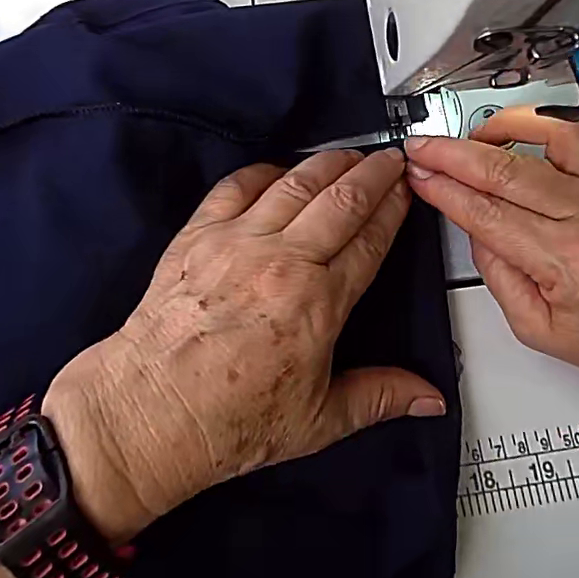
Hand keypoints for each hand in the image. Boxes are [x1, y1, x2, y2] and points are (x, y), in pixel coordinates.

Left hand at [42, 149, 446, 542]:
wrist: (151, 408)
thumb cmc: (226, 418)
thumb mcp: (318, 422)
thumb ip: (378, 398)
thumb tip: (427, 399)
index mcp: (318, 302)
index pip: (370, 240)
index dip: (393, 210)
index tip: (406, 192)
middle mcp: (280, 261)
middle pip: (339, 200)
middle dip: (372, 173)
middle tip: (388, 160)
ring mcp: (235, 242)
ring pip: (292, 185)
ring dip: (325, 164)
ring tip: (346, 155)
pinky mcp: (196, 236)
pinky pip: (233, 188)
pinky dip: (260, 172)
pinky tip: (276, 170)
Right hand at [402, 108, 578, 424]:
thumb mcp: (535, 327)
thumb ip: (496, 271)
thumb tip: (472, 224)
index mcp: (569, 262)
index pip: (484, 212)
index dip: (442, 189)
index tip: (418, 174)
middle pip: (507, 169)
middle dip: (452, 154)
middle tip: (423, 147)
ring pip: (556, 132)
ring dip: (506, 125)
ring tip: (475, 134)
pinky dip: (558, 121)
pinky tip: (531, 127)